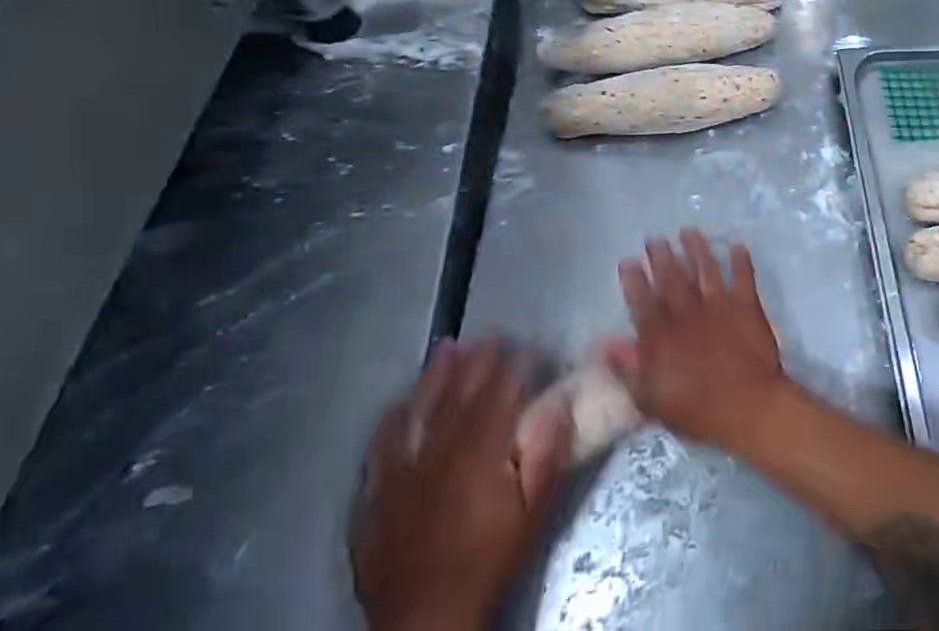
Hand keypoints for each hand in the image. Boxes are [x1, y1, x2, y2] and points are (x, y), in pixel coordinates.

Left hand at [352, 340, 569, 630]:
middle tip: (493, 335)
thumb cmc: (492, 558)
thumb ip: (549, 453)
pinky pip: (383, 444)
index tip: (531, 346)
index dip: (517, 364)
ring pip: (420, 409)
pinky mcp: (377, 493)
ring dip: (436, 376)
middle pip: (461, 393)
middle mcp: (439, 450)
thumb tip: (561, 404)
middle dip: (480, 360)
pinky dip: (393, 418)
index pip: (501, 392)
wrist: (427, 614)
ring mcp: (403, 470)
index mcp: (481, 450)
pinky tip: (400, 403)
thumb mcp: (535, 508)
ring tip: (448, 348)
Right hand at [607, 230, 794, 452]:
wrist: (748, 406)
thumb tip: (605, 345)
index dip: (633, 279)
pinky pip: (743, 276)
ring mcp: (718, 306)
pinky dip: (740, 259)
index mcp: (660, 335)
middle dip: (661, 256)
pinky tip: (737, 245)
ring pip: (705, 269)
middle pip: (671, 277)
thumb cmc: (696, 410)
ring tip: (689, 232)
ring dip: (697, 249)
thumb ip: (627, 368)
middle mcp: (687, 313)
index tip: (628, 261)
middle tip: (655, 239)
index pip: (641, 300)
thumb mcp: (650, 398)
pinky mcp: (747, 306)